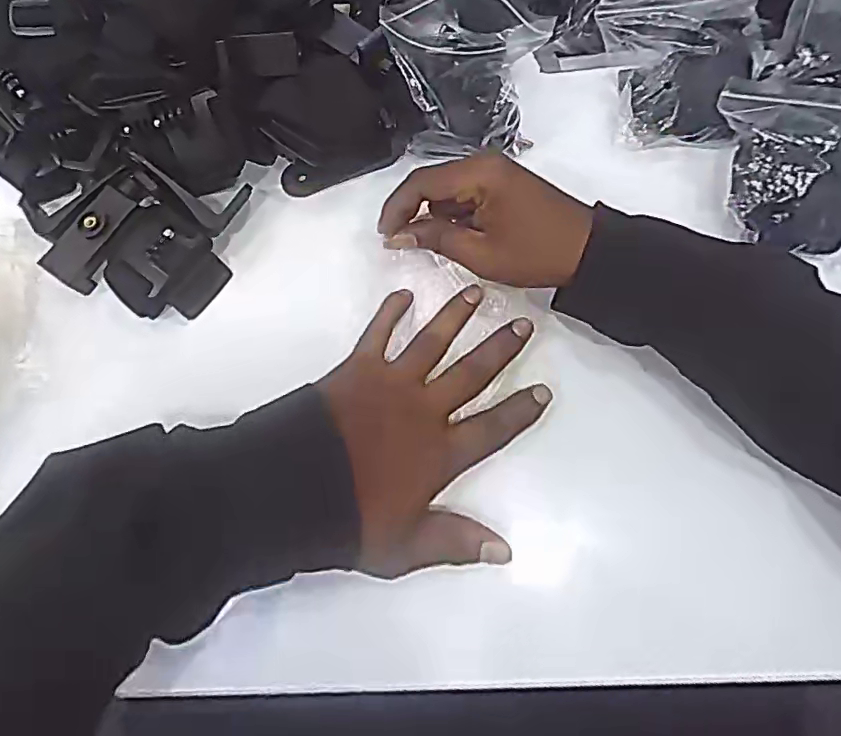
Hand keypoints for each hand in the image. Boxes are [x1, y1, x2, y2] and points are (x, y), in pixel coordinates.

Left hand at [320, 287, 550, 577]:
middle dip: (500, 349)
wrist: (297, 486)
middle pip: (471, 374)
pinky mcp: (359, 367)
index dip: (520, 411)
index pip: (492, 428)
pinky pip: (379, 333)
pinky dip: (391, 312)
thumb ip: (455, 541)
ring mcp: (391, 383)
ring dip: (455, 317)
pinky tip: (403, 294)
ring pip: (432, 343)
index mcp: (439, 453)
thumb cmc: (351, 518)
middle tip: (524, 326)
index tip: (543, 390)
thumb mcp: (405, 547)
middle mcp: (423, 410)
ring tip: (476, 292)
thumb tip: (504, 549)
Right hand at [377, 152, 594, 288]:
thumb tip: (398, 235)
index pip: (421, 182)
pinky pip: (463, 193)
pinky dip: (451, 213)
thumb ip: (434, 239)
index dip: (396, 207)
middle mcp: (484, 163)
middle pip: (430, 182)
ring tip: (424, 242)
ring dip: (431, 213)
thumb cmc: (540, 252)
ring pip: (445, 189)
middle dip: (411, 210)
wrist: (590, 251)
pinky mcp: (501, 182)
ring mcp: (494, 171)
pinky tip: (449, 235)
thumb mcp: (480, 253)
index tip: (385, 233)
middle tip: (397, 239)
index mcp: (479, 173)